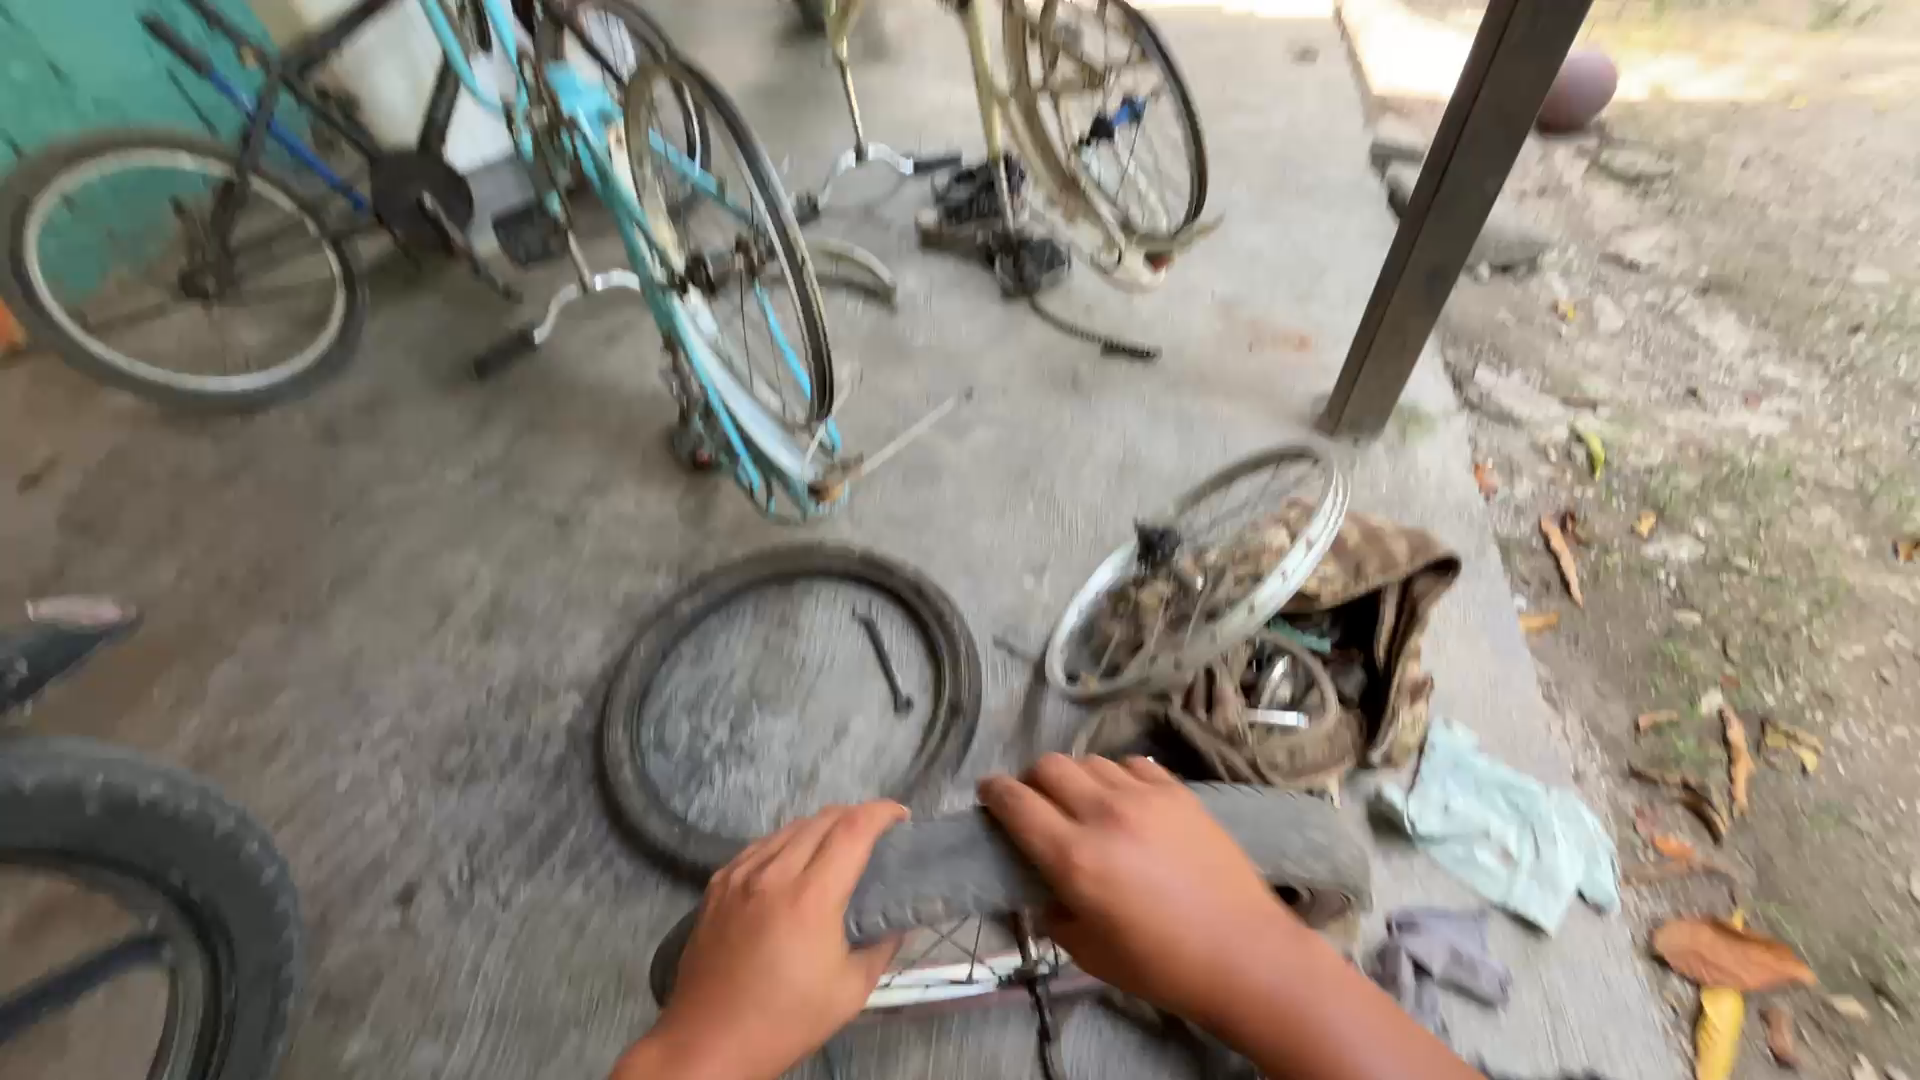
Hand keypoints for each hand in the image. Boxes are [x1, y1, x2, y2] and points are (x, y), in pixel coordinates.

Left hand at [614, 801, 907, 1079]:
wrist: (708, 1042)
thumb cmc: (785, 1020)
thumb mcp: (850, 991)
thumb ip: (881, 946)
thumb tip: (897, 919)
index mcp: (810, 897)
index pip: (853, 829)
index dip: (881, 812)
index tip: (900, 815)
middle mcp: (773, 874)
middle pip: (823, 819)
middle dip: (856, 815)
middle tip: (874, 834)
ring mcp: (741, 874)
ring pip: (791, 827)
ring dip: (822, 826)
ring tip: (837, 845)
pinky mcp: (719, 882)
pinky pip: (762, 845)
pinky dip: (788, 842)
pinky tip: (794, 861)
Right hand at [977, 754, 1305, 1030]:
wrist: (1244, 954)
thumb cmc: (1161, 966)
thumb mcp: (1089, 952)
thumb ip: (1053, 913)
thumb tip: (1040, 889)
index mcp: (1074, 858)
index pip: (1015, 803)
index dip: (993, 792)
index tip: (988, 794)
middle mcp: (1103, 815)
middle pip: (1047, 766)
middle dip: (1030, 779)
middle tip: (1034, 801)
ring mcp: (1144, 797)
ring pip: (1088, 761)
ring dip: (1074, 777)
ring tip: (1082, 801)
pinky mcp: (1177, 791)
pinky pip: (1131, 764)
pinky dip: (1115, 776)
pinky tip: (1123, 799)